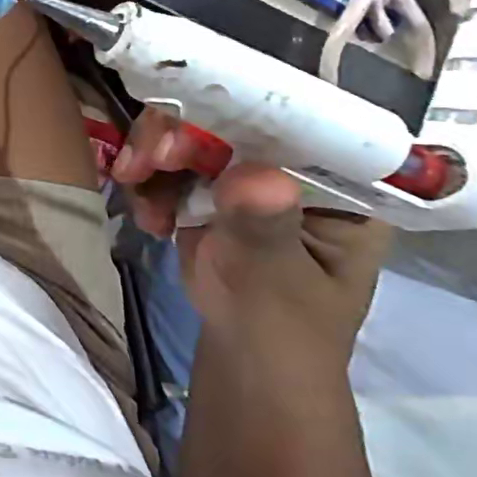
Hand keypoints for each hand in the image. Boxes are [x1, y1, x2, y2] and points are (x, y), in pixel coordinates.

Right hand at [112, 107, 392, 374]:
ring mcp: (250, 172)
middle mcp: (295, 163)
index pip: (302, 119)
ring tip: (136, 188)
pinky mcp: (211, 185)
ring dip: (155, 152)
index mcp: (340, 180)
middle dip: (185, 132)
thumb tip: (257, 176)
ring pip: (196, 130)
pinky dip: (149, 178)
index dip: (252, 109)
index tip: (201, 122)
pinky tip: (148, 216)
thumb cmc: (284, 334)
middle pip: (237, 114)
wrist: (246, 368)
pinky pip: (171, 159)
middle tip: (151, 160)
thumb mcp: (279, 285)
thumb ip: (265, 230)